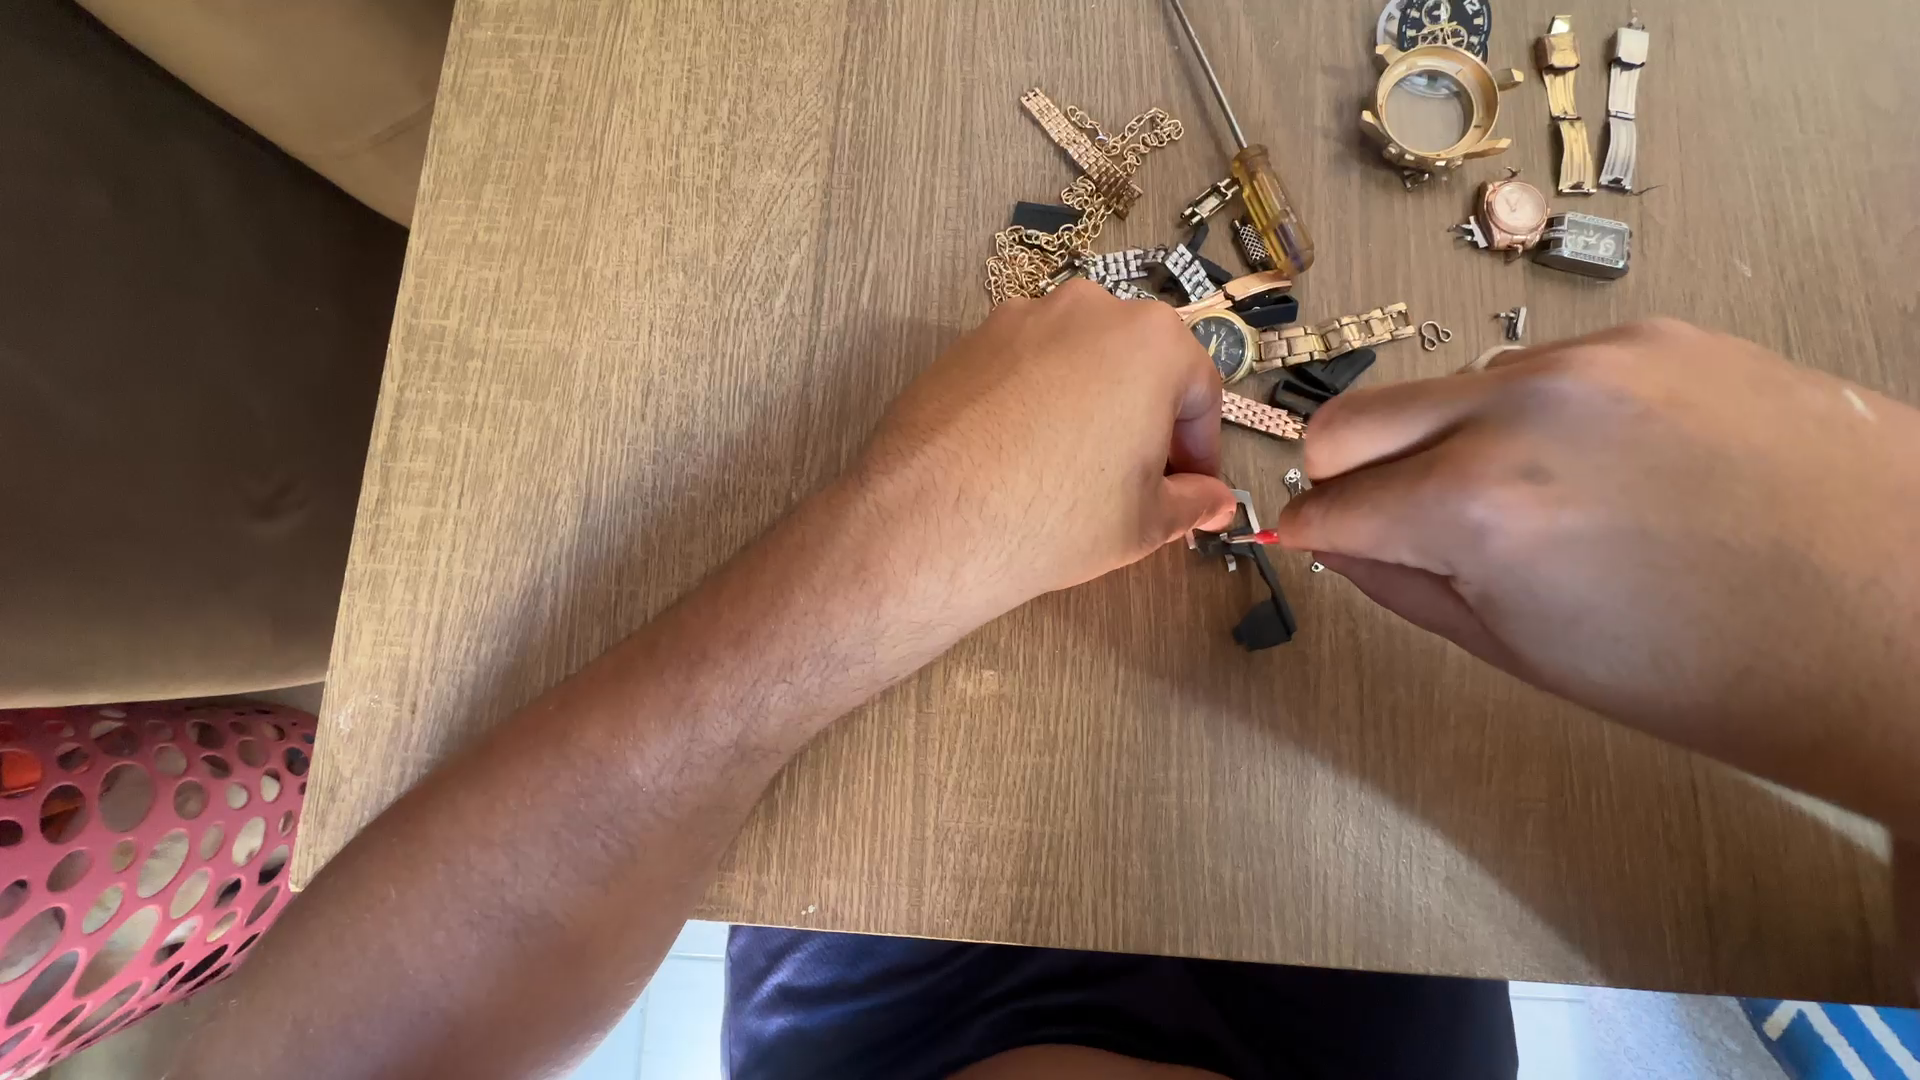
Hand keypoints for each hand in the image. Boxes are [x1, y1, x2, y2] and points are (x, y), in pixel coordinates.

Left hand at [846, 280, 1235, 614]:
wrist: (932, 519)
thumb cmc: (1057, 518)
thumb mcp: (1144, 523)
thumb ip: (1192, 503)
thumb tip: (1214, 502)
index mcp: (1151, 340)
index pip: (1199, 391)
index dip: (1201, 448)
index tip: (1192, 488)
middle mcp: (1087, 310)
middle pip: (1136, 368)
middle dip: (1146, 424)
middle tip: (1136, 483)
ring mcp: (1018, 319)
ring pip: (1076, 364)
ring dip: (1089, 409)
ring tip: (1071, 471)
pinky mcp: (966, 342)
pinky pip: (1022, 371)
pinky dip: (1035, 404)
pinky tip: (1018, 456)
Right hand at [1277, 319, 1919, 834]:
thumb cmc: (1709, 673)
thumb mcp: (1511, 647)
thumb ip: (1393, 582)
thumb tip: (1334, 539)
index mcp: (1480, 506)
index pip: (1327, 506)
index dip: (1306, 535)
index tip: (1305, 544)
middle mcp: (1519, 406)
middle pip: (1344, 420)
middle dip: (1338, 477)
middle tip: (1381, 521)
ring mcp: (1588, 356)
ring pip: (1428, 393)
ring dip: (1429, 445)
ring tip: (1504, 500)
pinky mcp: (1647, 334)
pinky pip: (1517, 372)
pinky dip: (1508, 420)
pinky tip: (1576, 468)